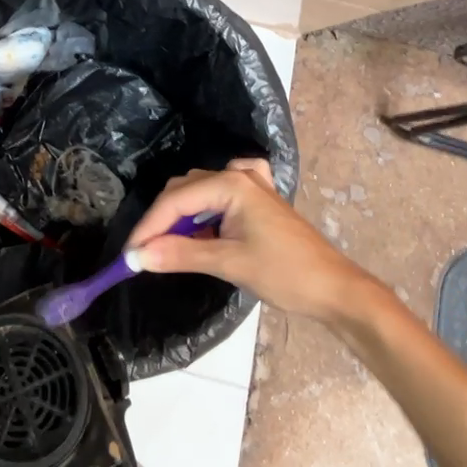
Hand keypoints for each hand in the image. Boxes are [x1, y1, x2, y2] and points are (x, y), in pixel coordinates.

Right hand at [127, 159, 381, 324]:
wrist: (337, 291)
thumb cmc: (286, 274)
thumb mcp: (229, 263)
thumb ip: (180, 255)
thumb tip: (138, 257)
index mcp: (231, 184)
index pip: (175, 201)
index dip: (149, 227)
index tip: (129, 255)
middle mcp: (238, 176)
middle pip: (184, 191)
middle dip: (162, 222)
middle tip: (148, 254)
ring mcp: (251, 185)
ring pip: (199, 192)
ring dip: (183, 218)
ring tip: (173, 248)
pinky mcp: (259, 200)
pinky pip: (222, 191)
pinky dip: (207, 207)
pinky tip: (206, 222)